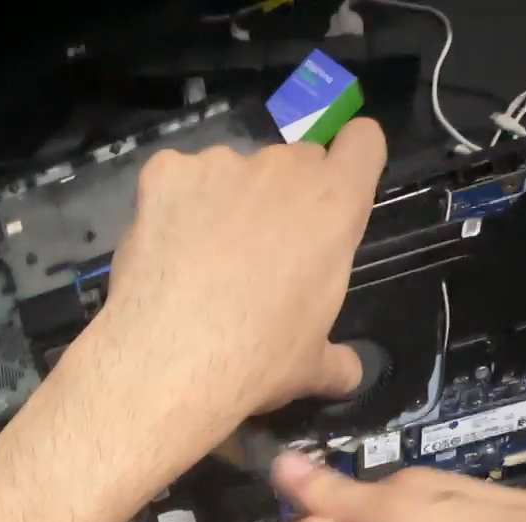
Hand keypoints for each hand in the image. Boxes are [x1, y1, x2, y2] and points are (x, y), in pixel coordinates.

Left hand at [56, 119, 388, 450]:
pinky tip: (162, 251)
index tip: (331, 198)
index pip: (363, 144)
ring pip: (229, 172)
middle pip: (292, 164)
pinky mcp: (163, 175)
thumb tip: (350, 372)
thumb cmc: (256, 362)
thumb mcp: (309, 369)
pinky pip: (174, 179)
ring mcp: (219, 165)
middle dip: (280, 200)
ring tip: (197, 264)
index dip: (349, 166)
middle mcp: (281, 170)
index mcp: (333, 206)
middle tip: (255, 257)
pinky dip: (170, 207)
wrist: (170, 363)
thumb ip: (337, 361)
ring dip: (222, 204)